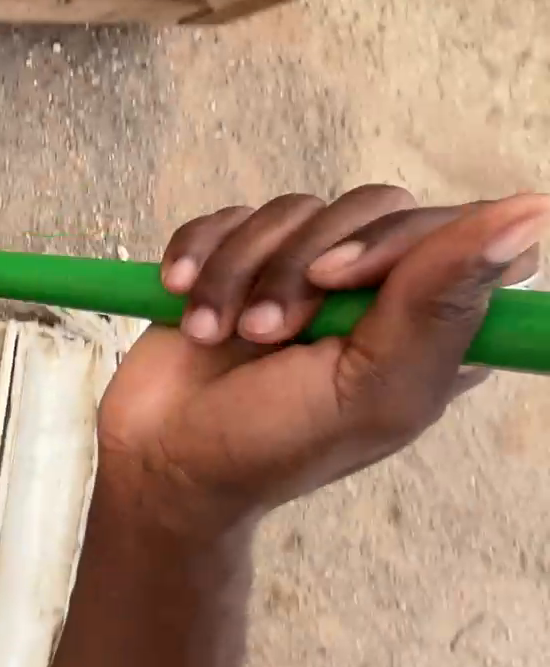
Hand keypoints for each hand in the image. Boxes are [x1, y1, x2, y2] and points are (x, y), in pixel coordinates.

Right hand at [98, 187, 543, 533]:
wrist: (155, 458)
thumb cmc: (265, 444)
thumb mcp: (369, 391)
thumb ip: (438, 305)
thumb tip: (530, 208)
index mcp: (426, 321)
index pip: (452, 229)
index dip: (395, 239)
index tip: (334, 280)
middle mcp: (363, 289)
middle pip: (361, 210)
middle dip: (292, 268)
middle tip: (262, 333)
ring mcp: (285, 276)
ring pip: (282, 214)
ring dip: (231, 272)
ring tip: (209, 332)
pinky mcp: (218, 271)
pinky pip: (215, 223)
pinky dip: (192, 253)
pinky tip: (177, 292)